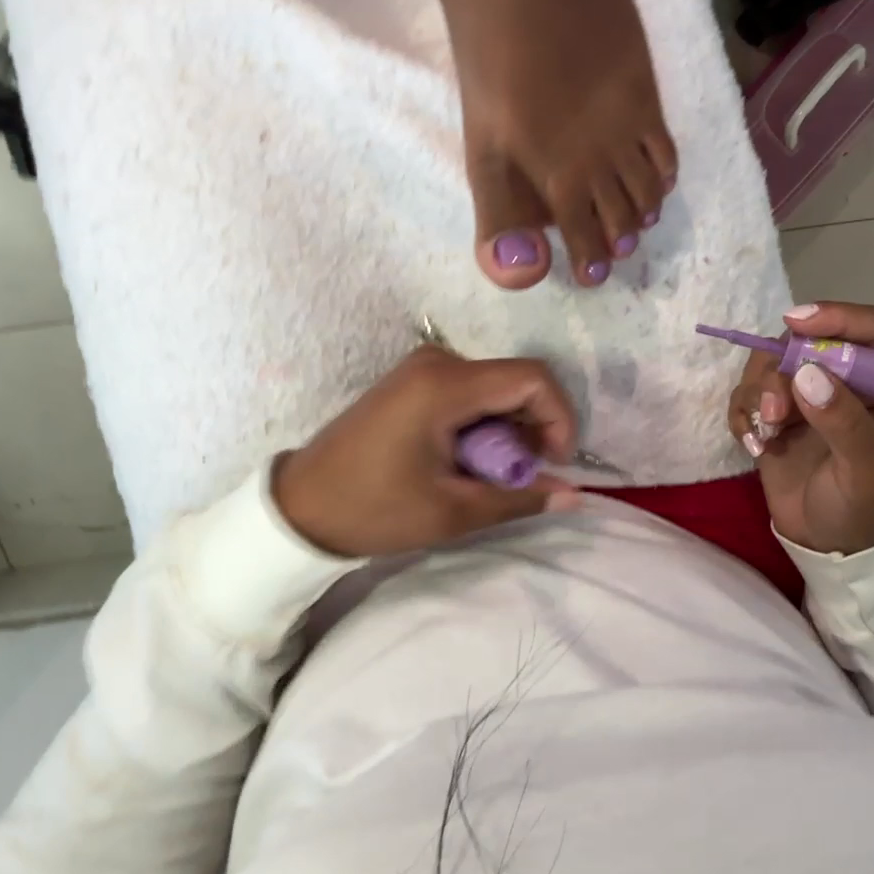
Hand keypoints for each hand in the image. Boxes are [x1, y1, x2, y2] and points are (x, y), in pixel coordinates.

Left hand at [275, 346, 580, 556]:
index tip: (555, 464)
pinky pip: (471, 393)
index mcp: (445, 385)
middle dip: (533, 429)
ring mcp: (422, 368)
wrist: (300, 507)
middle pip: (515, 381)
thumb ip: (518, 498)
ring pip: (495, 388)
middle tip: (522, 478)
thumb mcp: (453, 512)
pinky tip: (469, 462)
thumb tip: (573, 493)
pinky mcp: (413, 382)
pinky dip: (485, 425)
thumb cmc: (375, 509)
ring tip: (491, 477)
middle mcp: (437, 362)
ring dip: (508, 431)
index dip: (559, 418)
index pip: (533, 378)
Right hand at [725, 303, 873, 554]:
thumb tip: (807, 372)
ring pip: (770, 365)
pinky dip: (743, 416)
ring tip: (765, 435)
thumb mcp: (867, 468)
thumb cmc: (866, 506)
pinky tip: (753, 446)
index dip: (835, 316)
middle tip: (774, 410)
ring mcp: (807, 398)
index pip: (867, 328)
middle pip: (805, 342)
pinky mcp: (775, 418)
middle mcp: (846, 380)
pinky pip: (747, 396)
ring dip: (759, 394)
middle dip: (781, 370)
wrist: (832, 546)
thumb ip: (843, 420)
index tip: (795, 323)